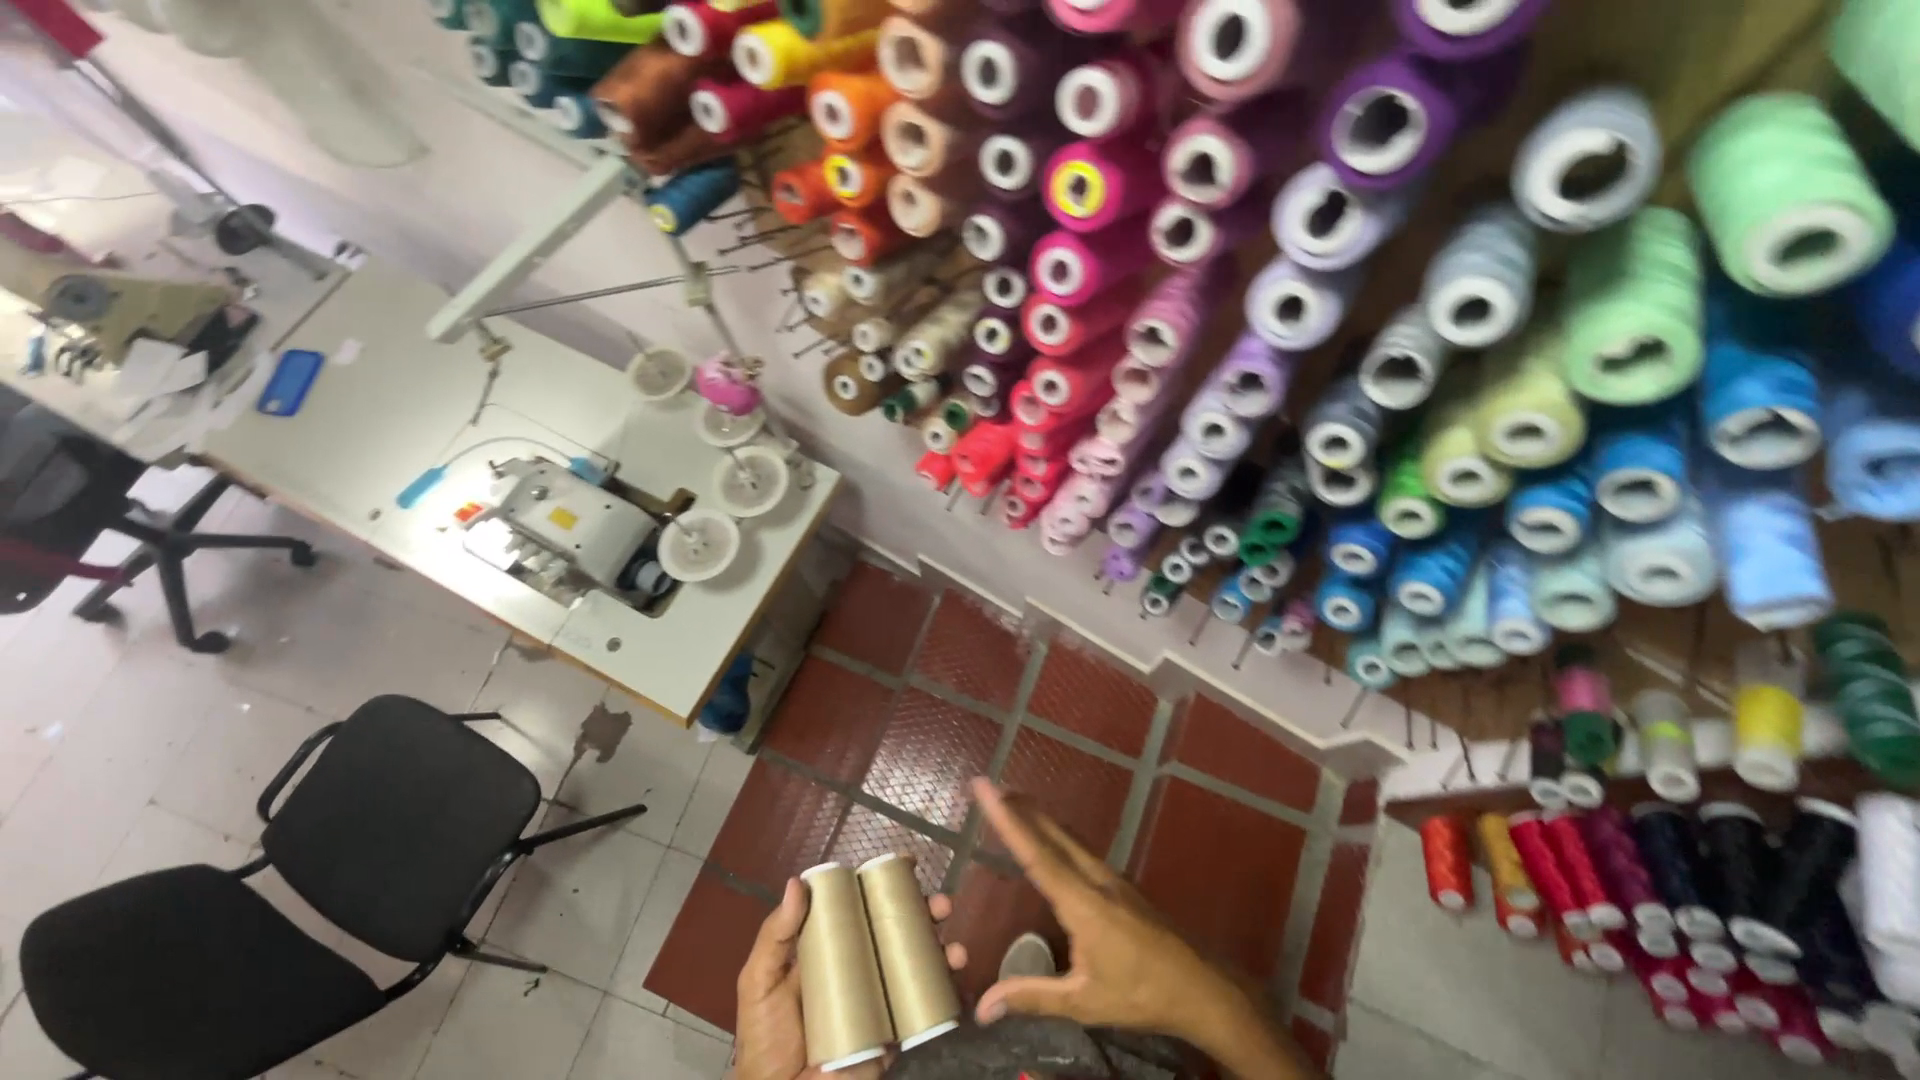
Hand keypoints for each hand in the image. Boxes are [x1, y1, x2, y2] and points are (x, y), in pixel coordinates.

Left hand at [735, 876, 968, 1079]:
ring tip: (954, 949)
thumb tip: (799, 882)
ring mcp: (881, 997)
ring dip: (945, 949)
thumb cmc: (765, 1037)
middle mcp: (863, 964)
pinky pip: (925, 1009)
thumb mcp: (760, 980)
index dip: (888, 884)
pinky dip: (946, 993)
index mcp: (833, 946)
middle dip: (927, 911)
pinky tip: (954, 982)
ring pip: (920, 964)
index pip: (865, 906)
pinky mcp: (893, 1033)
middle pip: (901, 929)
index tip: (908, 864)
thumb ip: (776, 934)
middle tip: (941, 904)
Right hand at [971, 779, 1317, 1079]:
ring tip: (1014, 802)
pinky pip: (1081, 849)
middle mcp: (1097, 880)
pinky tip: (1053, 841)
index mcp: (1083, 903)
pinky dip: (1057, 836)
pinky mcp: (1123, 886)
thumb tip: (983, 1008)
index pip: (1037, 854)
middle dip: (1020, 808)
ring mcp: (1113, 879)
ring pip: (1069, 839)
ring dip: (1039, 818)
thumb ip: (1032, 997)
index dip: (1008, 820)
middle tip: (990, 785)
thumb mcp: (1084, 1002)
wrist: (1204, 989)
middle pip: (1053, 834)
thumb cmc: (1143, 995)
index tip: (987, 789)